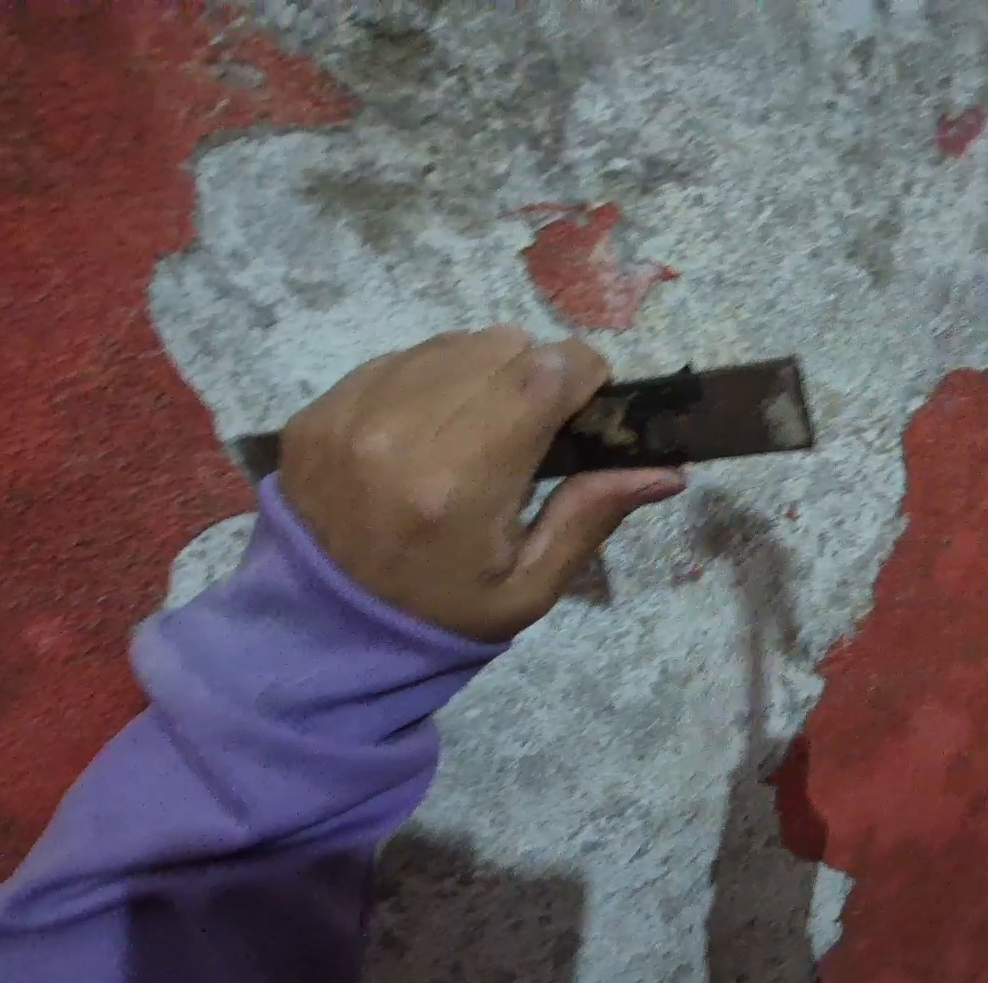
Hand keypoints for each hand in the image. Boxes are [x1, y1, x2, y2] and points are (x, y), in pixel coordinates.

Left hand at [277, 325, 684, 641]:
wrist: (324, 633)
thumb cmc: (445, 614)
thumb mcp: (531, 585)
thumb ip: (593, 516)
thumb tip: (669, 470)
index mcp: (459, 483)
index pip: (542, 375)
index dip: (582, 372)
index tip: (591, 399)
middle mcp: (399, 433)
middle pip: (504, 347)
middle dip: (539, 373)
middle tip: (539, 424)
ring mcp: (349, 413)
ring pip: (455, 343)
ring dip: (489, 371)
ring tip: (486, 426)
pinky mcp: (318, 408)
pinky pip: (404, 357)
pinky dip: (437, 379)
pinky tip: (435, 428)